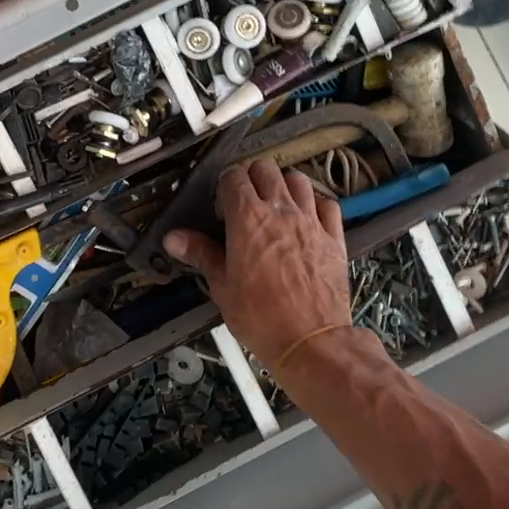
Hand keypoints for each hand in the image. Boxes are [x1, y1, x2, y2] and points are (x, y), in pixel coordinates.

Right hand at [164, 158, 351, 365]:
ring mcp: (310, 221)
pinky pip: (328, 204)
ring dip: (284, 185)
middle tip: (245, 202)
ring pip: (298, 179)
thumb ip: (200, 253)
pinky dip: (316, 203)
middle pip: (266, 168)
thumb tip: (174, 238)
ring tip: (276, 205)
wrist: (310, 340)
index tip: (221, 208)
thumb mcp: (222, 286)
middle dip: (252, 178)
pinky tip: (308, 216)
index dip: (224, 187)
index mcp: (247, 218)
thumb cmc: (262, 316)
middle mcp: (280, 211)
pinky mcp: (333, 237)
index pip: (233, 177)